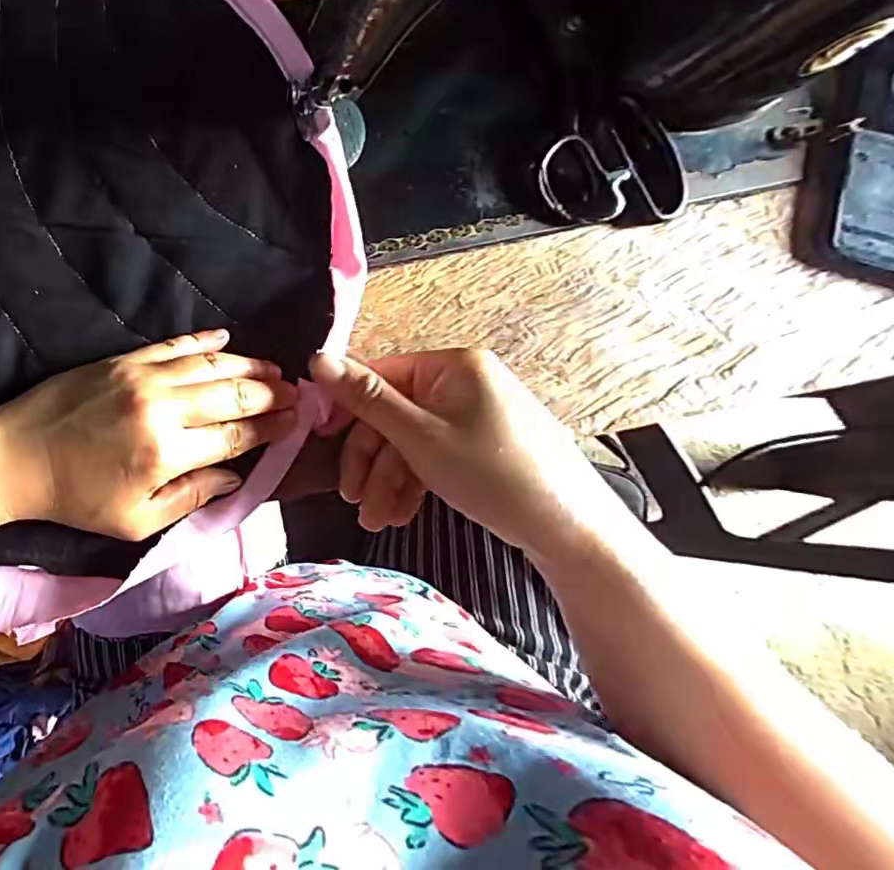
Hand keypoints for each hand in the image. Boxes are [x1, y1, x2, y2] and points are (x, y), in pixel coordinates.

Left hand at [0, 329, 297, 540]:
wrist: (16, 456)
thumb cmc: (75, 497)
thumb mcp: (135, 519)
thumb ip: (190, 498)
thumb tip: (234, 476)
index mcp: (167, 454)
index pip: (236, 436)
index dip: (271, 428)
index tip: (296, 421)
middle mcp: (161, 408)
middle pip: (232, 394)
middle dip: (270, 393)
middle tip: (297, 392)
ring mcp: (140, 378)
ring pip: (209, 365)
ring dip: (247, 364)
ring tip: (274, 367)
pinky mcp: (121, 361)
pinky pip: (172, 346)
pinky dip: (203, 342)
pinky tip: (225, 340)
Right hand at [309, 349, 634, 566]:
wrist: (576, 535)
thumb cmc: (499, 477)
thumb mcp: (419, 436)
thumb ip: (364, 397)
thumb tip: (317, 358)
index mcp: (452, 366)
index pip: (377, 376)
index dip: (347, 412)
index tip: (323, 444)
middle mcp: (462, 383)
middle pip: (390, 415)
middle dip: (370, 462)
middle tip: (354, 497)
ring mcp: (473, 414)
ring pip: (407, 441)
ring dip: (386, 480)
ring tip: (376, 518)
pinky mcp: (479, 444)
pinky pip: (430, 454)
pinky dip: (411, 483)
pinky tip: (399, 512)